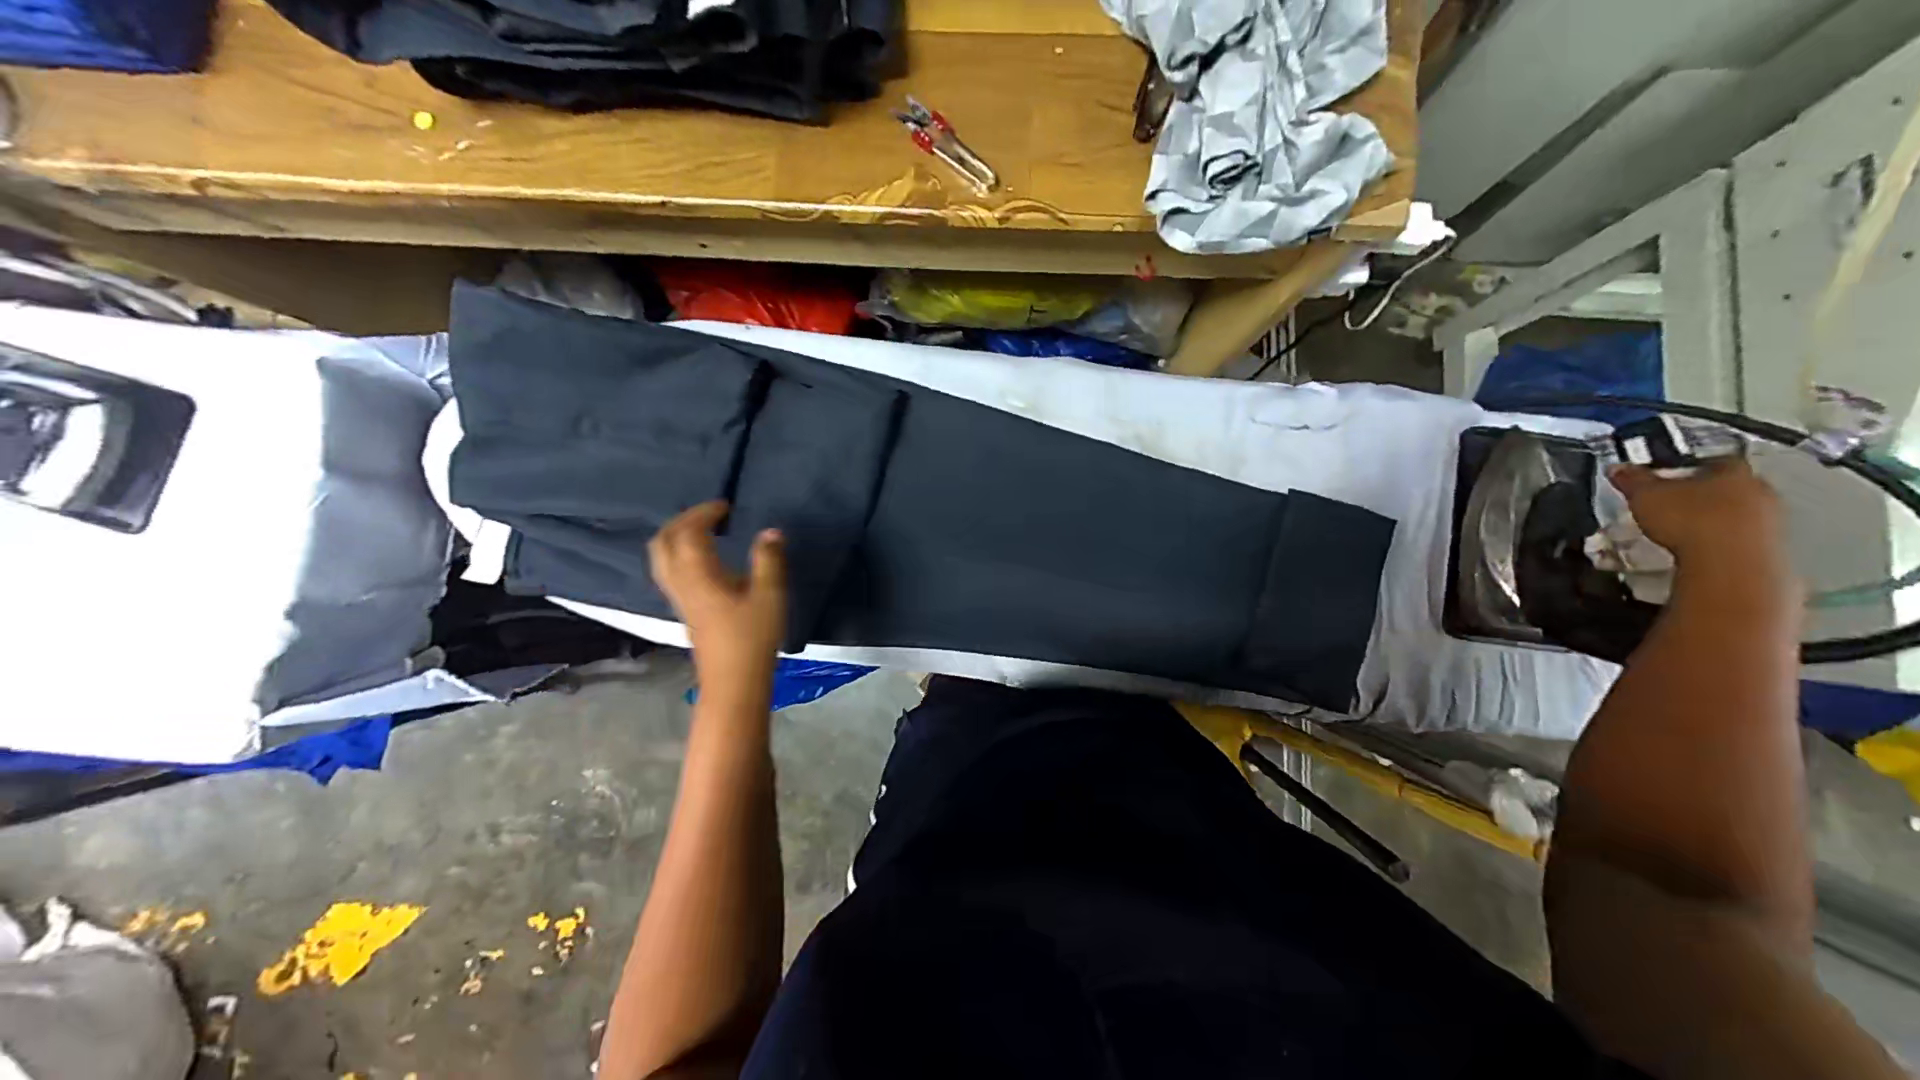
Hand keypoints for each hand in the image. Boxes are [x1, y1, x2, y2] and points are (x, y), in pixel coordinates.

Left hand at [648, 501, 786, 683]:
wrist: (733, 683)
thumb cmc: (752, 638)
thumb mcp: (769, 596)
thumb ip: (769, 560)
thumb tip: (770, 532)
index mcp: (699, 575)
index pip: (689, 533)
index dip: (703, 513)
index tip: (725, 506)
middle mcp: (682, 583)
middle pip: (664, 543)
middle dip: (682, 521)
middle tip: (709, 514)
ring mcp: (679, 599)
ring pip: (662, 559)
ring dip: (678, 538)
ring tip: (703, 532)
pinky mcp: (685, 612)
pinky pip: (670, 572)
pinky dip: (681, 555)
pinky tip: (705, 561)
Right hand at [1609, 460, 1785, 565]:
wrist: (1729, 563)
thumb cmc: (1687, 519)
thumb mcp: (1645, 496)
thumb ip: (1632, 480)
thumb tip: (1617, 468)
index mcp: (1732, 469)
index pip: (1711, 460)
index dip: (1689, 467)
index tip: (1669, 477)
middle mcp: (1759, 488)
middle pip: (1728, 485)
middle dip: (1703, 493)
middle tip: (1674, 504)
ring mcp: (1771, 517)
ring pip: (1737, 510)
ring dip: (1714, 517)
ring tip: (1683, 529)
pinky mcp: (1771, 544)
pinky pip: (1741, 534)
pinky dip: (1721, 538)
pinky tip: (1700, 547)